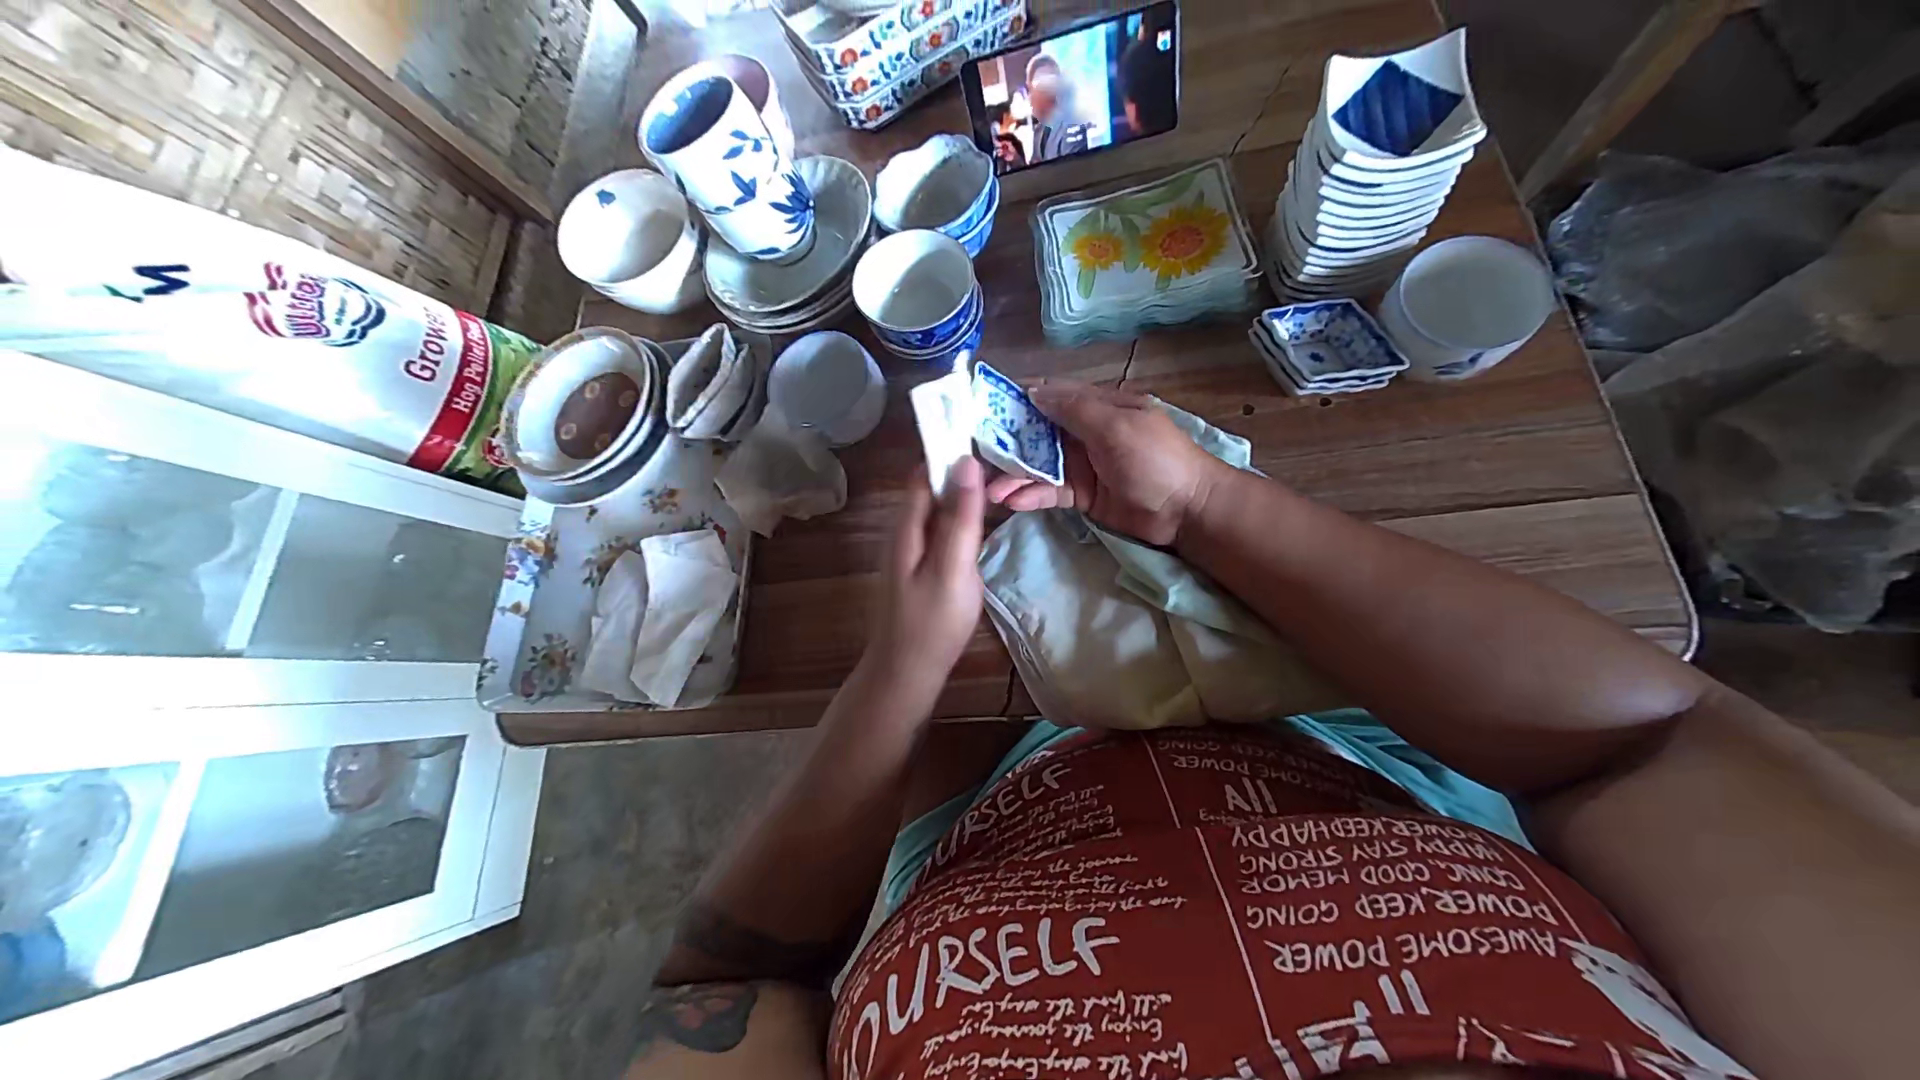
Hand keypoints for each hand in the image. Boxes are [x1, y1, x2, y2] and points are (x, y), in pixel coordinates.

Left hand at [865, 458, 986, 688]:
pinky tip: (986, 517)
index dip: (951, 447)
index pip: (925, 469)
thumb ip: (960, 517)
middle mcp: (904, 529)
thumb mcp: (952, 567)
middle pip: (931, 484)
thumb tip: (967, 461)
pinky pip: (942, 526)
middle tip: (1007, 453)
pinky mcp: (923, 564)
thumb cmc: (932, 622)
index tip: (987, 432)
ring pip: (938, 505)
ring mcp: (912, 548)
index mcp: (906, 524)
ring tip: (1004, 476)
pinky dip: (963, 514)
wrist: (907, 672)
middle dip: (963, 465)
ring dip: (965, 489)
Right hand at [986, 382, 1223, 545]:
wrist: (1187, 511)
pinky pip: (1048, 491)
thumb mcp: (1118, 426)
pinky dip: (1029, 495)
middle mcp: (1083, 431)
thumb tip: (1033, 389)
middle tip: (972, 455)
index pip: (1048, 395)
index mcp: (1096, 406)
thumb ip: (1074, 408)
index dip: (1015, 398)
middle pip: (1034, 432)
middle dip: (1004, 443)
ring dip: (1012, 475)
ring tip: (988, 490)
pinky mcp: (1080, 494)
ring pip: (1036, 465)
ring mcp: (1080, 464)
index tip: (981, 405)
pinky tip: (1011, 501)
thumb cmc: (1156, 459)